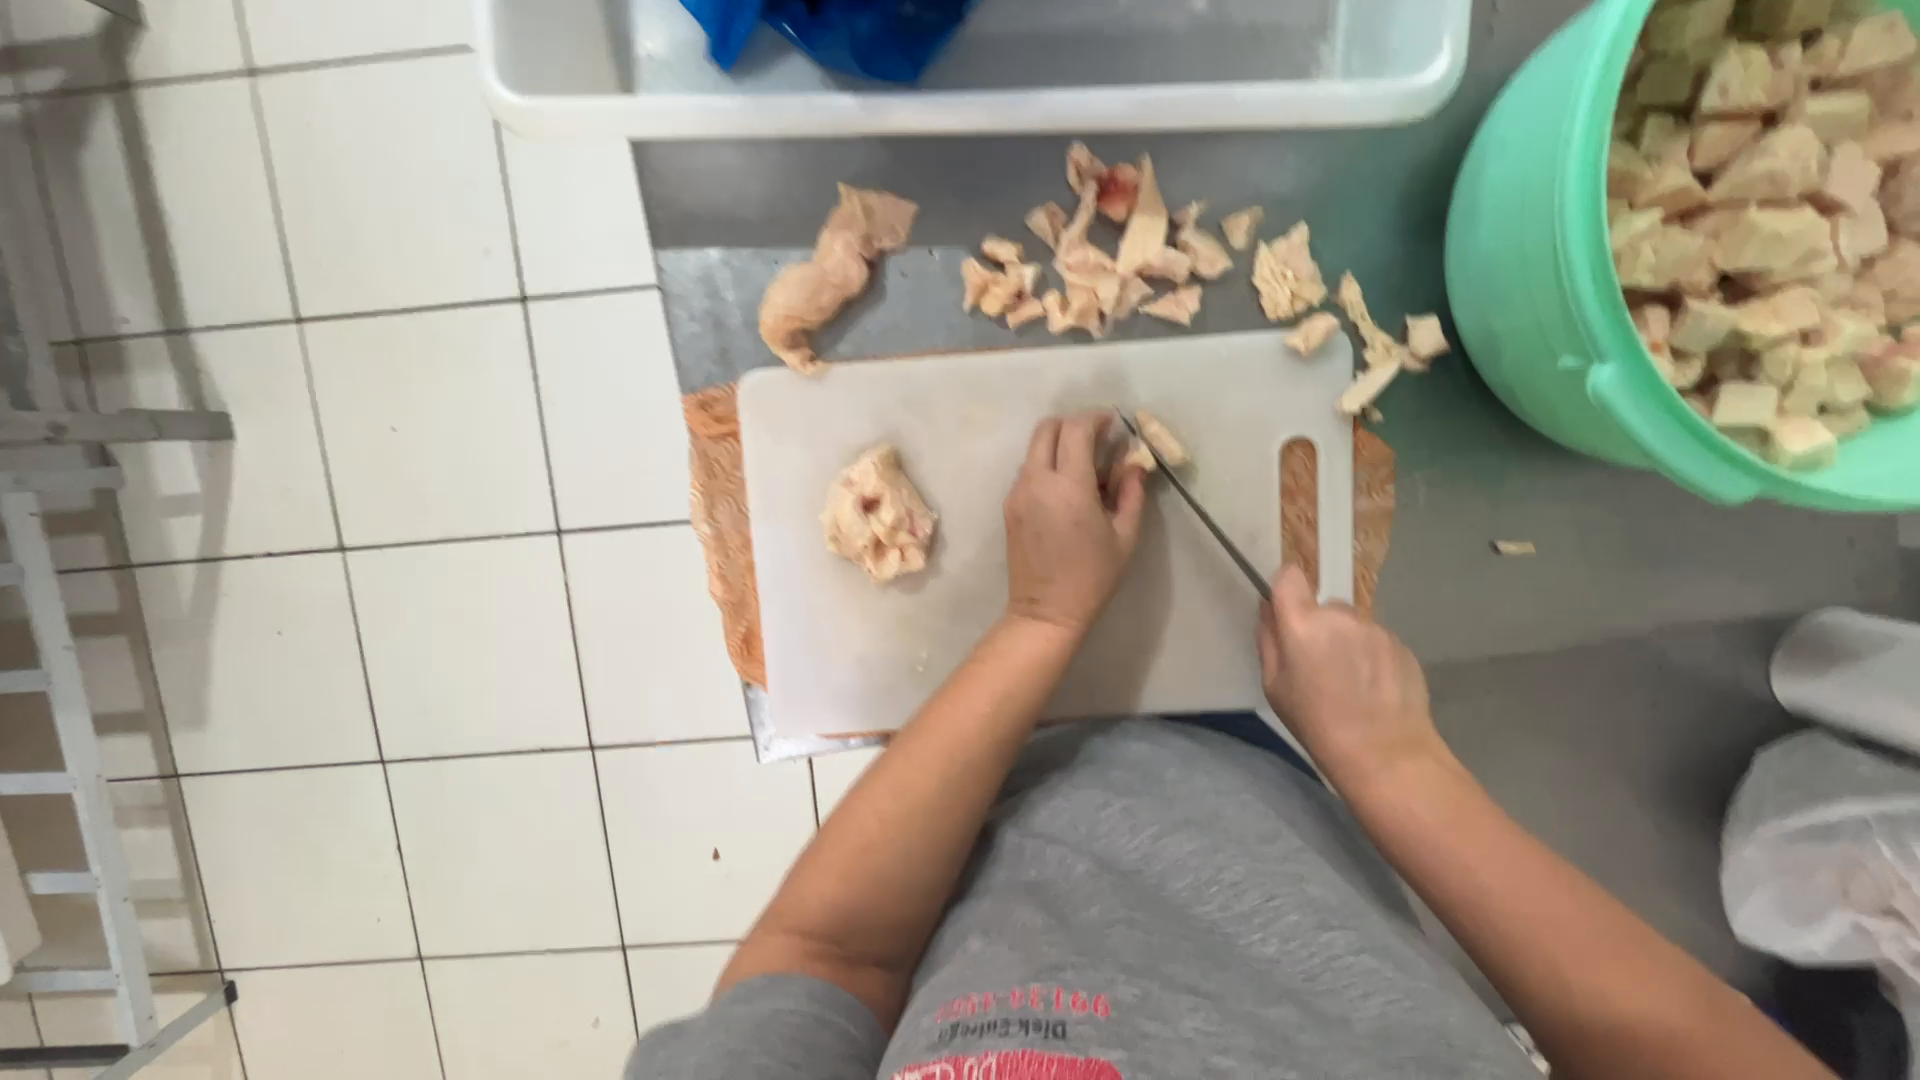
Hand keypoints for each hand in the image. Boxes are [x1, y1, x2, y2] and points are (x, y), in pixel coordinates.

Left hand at [1003, 411, 1147, 635]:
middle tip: (1097, 438)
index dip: (1096, 418)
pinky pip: (1027, 471)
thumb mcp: (1125, 536)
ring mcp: (1017, 493)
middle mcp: (1036, 482)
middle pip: (1046, 428)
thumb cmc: (1092, 577)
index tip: (1113, 424)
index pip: (1076, 429)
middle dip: (1072, 424)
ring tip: (1085, 467)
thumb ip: (1131, 492)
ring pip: (1034, 450)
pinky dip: (1047, 466)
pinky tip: (1066, 490)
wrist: (1045, 611)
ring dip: (1058, 446)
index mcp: (1069, 486)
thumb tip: (1133, 463)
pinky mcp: (1009, 507)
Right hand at [1257, 565, 1450, 790]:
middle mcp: (1341, 616)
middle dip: (1319, 627)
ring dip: (1347, 642)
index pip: (1290, 577)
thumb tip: (1269, 612)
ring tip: (1352, 682)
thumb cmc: (1316, 722)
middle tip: (1320, 666)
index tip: (1287, 613)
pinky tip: (1375, 689)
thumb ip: (1269, 641)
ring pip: (1352, 624)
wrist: (1385, 752)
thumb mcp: (1274, 687)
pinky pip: (1376, 641)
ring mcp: (1376, 629)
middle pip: (1323, 606)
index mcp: (1303, 624)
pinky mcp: (1402, 644)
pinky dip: (1372, 657)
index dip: (1286, 590)